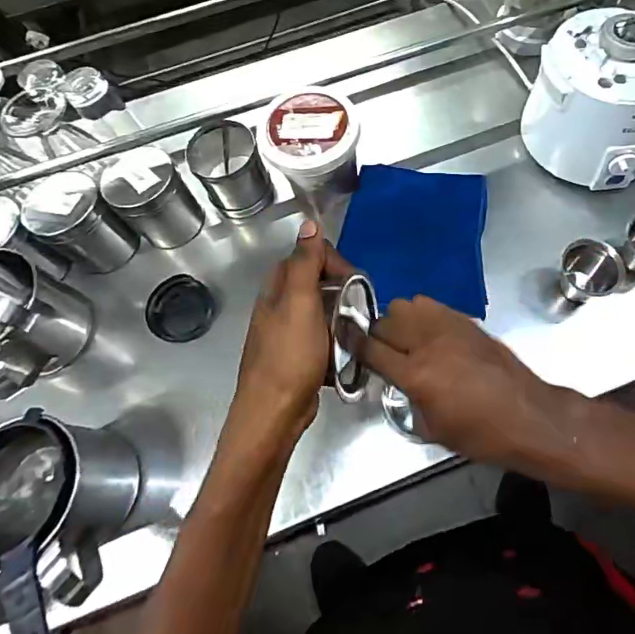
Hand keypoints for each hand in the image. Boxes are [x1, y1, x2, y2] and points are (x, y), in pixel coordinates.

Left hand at [233, 220, 353, 435]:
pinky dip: (337, 343)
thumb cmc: (289, 354)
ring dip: (343, 319)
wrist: (275, 410)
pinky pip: (325, 338)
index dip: (334, 263)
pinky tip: (347, 355)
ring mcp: (289, 331)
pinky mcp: (299, 355)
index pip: (310, 256)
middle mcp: (280, 303)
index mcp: (278, 286)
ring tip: (357, 333)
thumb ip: (304, 263)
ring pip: (324, 312)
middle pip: (318, 283)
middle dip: (343, 292)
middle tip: (360, 309)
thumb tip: (309, 223)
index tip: (354, 282)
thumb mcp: (300, 302)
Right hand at [358, 296, 594, 483]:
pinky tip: (429, 332)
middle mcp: (427, 345)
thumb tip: (396, 383)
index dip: (353, 343)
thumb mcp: (434, 430)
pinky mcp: (464, 321)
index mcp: (416, 376)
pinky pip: (429, 305)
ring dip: (398, 320)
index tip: (345, 339)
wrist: (532, 418)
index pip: (370, 348)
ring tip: (406, 337)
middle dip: (377, 335)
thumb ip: (407, 400)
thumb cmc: (483, 436)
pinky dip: (421, 315)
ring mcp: (447, 328)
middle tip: (384, 349)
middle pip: (383, 322)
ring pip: (404, 305)